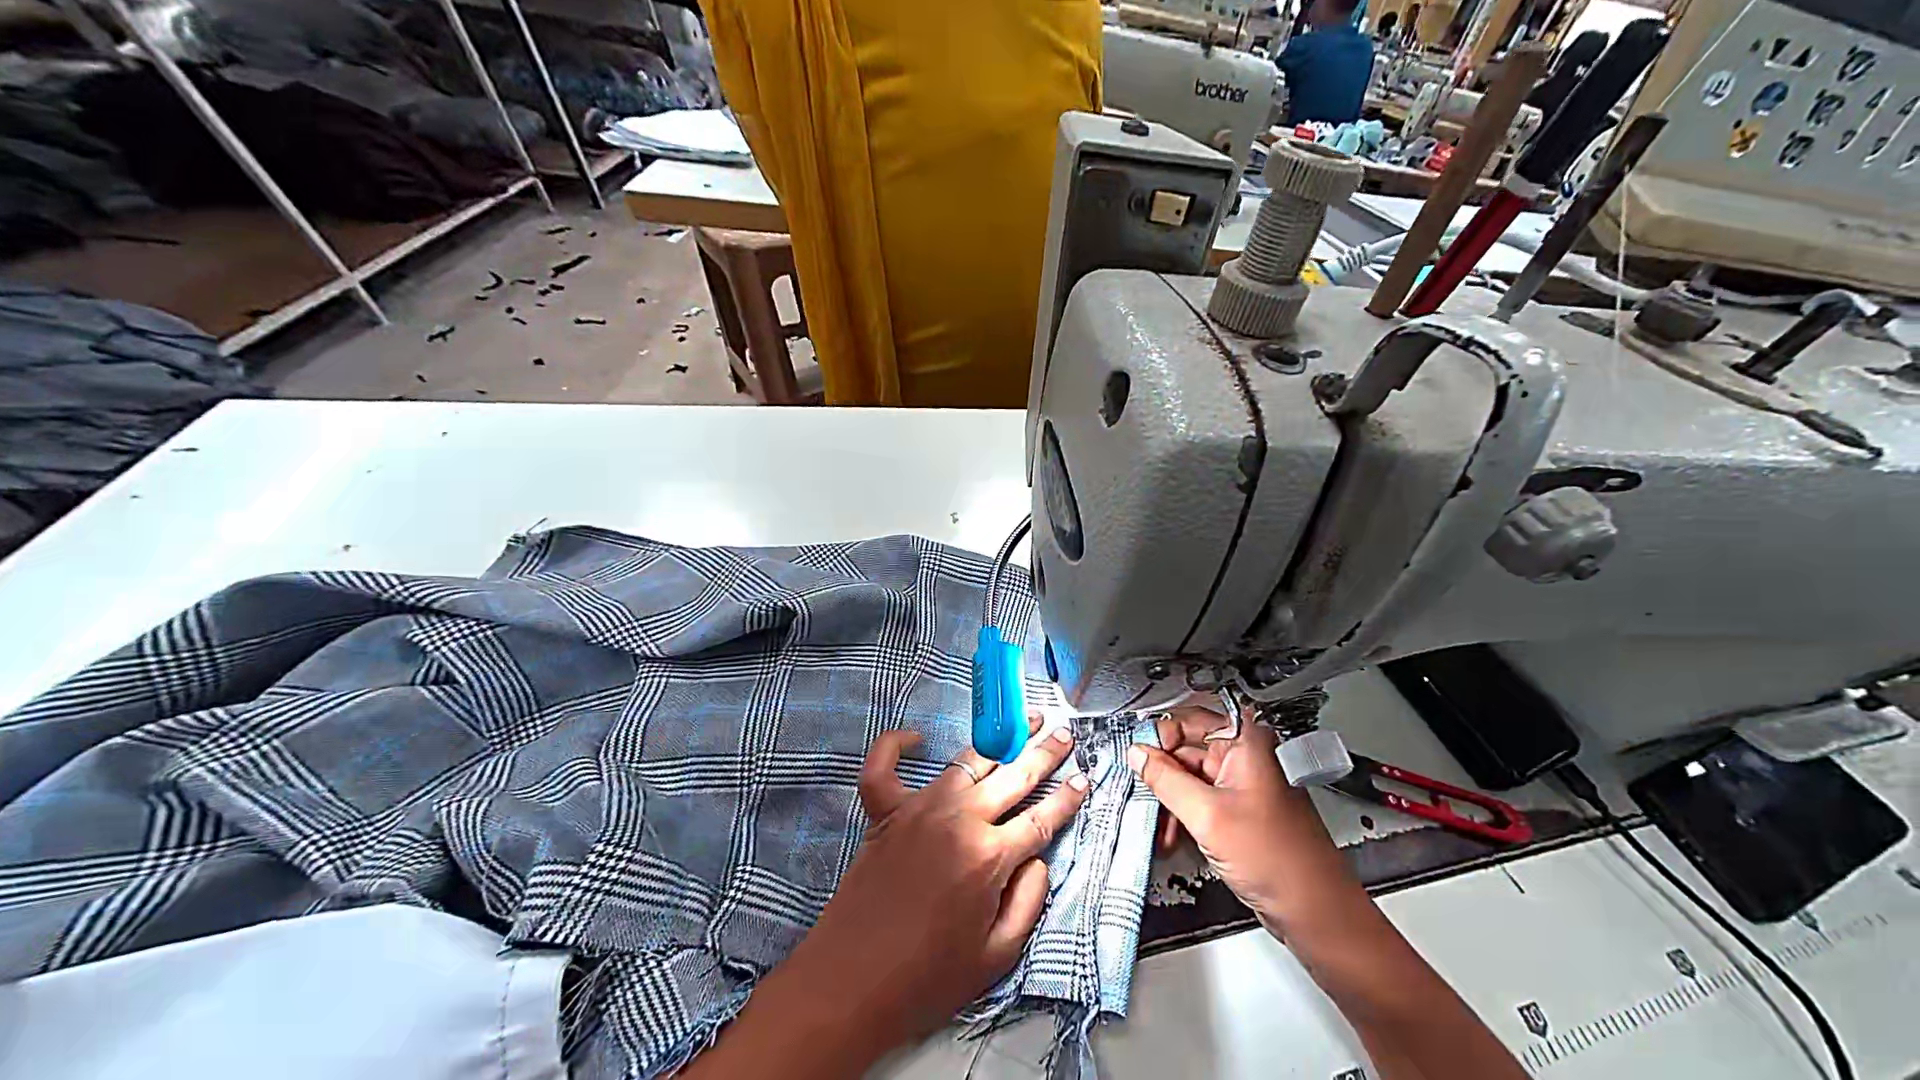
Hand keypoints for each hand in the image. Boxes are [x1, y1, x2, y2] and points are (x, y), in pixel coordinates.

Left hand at [688, 719, 1089, 1077]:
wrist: (852, 982)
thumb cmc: (929, 977)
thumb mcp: (998, 956)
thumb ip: (1028, 901)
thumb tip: (1038, 859)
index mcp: (990, 857)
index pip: (1041, 819)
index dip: (1067, 799)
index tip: (1085, 778)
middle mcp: (958, 820)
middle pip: (1013, 777)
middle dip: (1044, 754)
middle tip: (1064, 733)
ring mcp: (919, 809)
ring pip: (966, 764)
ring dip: (997, 741)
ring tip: (1020, 723)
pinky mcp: (885, 812)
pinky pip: (885, 768)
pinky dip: (895, 747)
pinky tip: (915, 737)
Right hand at [1129, 707, 1362, 930]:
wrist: (1314, 911)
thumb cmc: (1281, 862)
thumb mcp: (1207, 814)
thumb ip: (1165, 778)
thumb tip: (1139, 754)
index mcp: (1246, 743)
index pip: (1189, 719)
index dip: (1160, 736)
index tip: (1139, 755)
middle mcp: (1246, 758)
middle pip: (1186, 749)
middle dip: (1161, 774)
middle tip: (1143, 792)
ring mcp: (1242, 786)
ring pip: (1189, 777)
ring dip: (1169, 799)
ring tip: (1159, 824)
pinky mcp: (1239, 811)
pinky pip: (1199, 801)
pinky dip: (1181, 815)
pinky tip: (1171, 836)